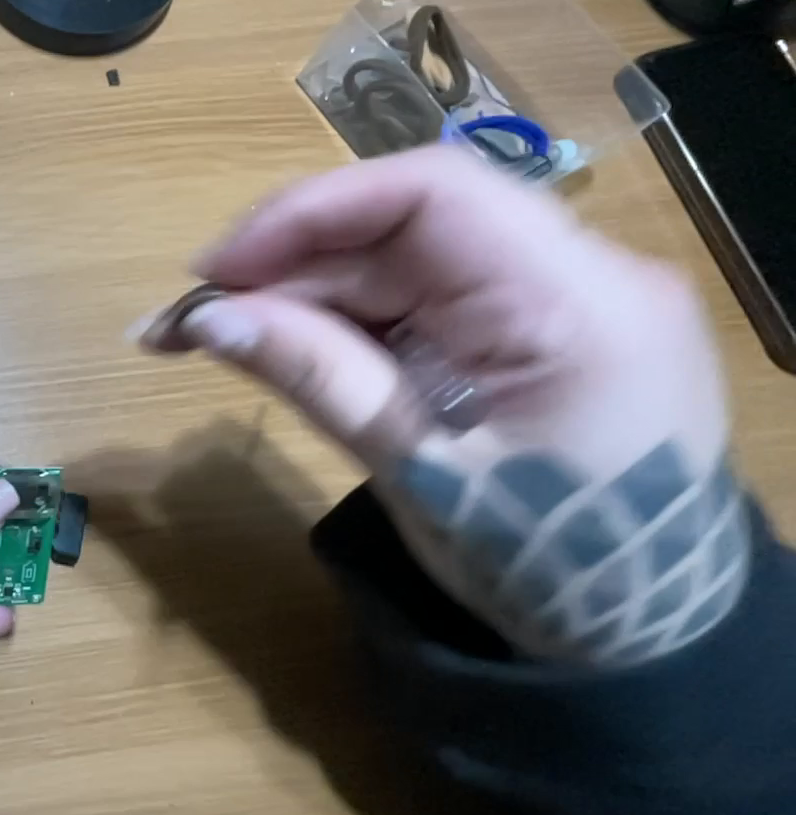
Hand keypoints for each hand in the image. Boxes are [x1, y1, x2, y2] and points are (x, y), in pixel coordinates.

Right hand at [135, 146, 747, 666]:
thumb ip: (316, 378)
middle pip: (391, 231)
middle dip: (275, 267)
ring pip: (380, 265)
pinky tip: (259, 346)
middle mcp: (565, 272)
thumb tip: (203, 320)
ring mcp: (534, 297)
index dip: (306, 213)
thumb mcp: (417, 470)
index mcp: (572, 302)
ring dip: (283, 297)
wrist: (636, 619)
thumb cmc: (544, 558)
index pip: (428, 195)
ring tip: (192, 338)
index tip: (212, 270)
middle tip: (177, 324)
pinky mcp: (502, 326)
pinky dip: (318, 324)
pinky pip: (395, 302)